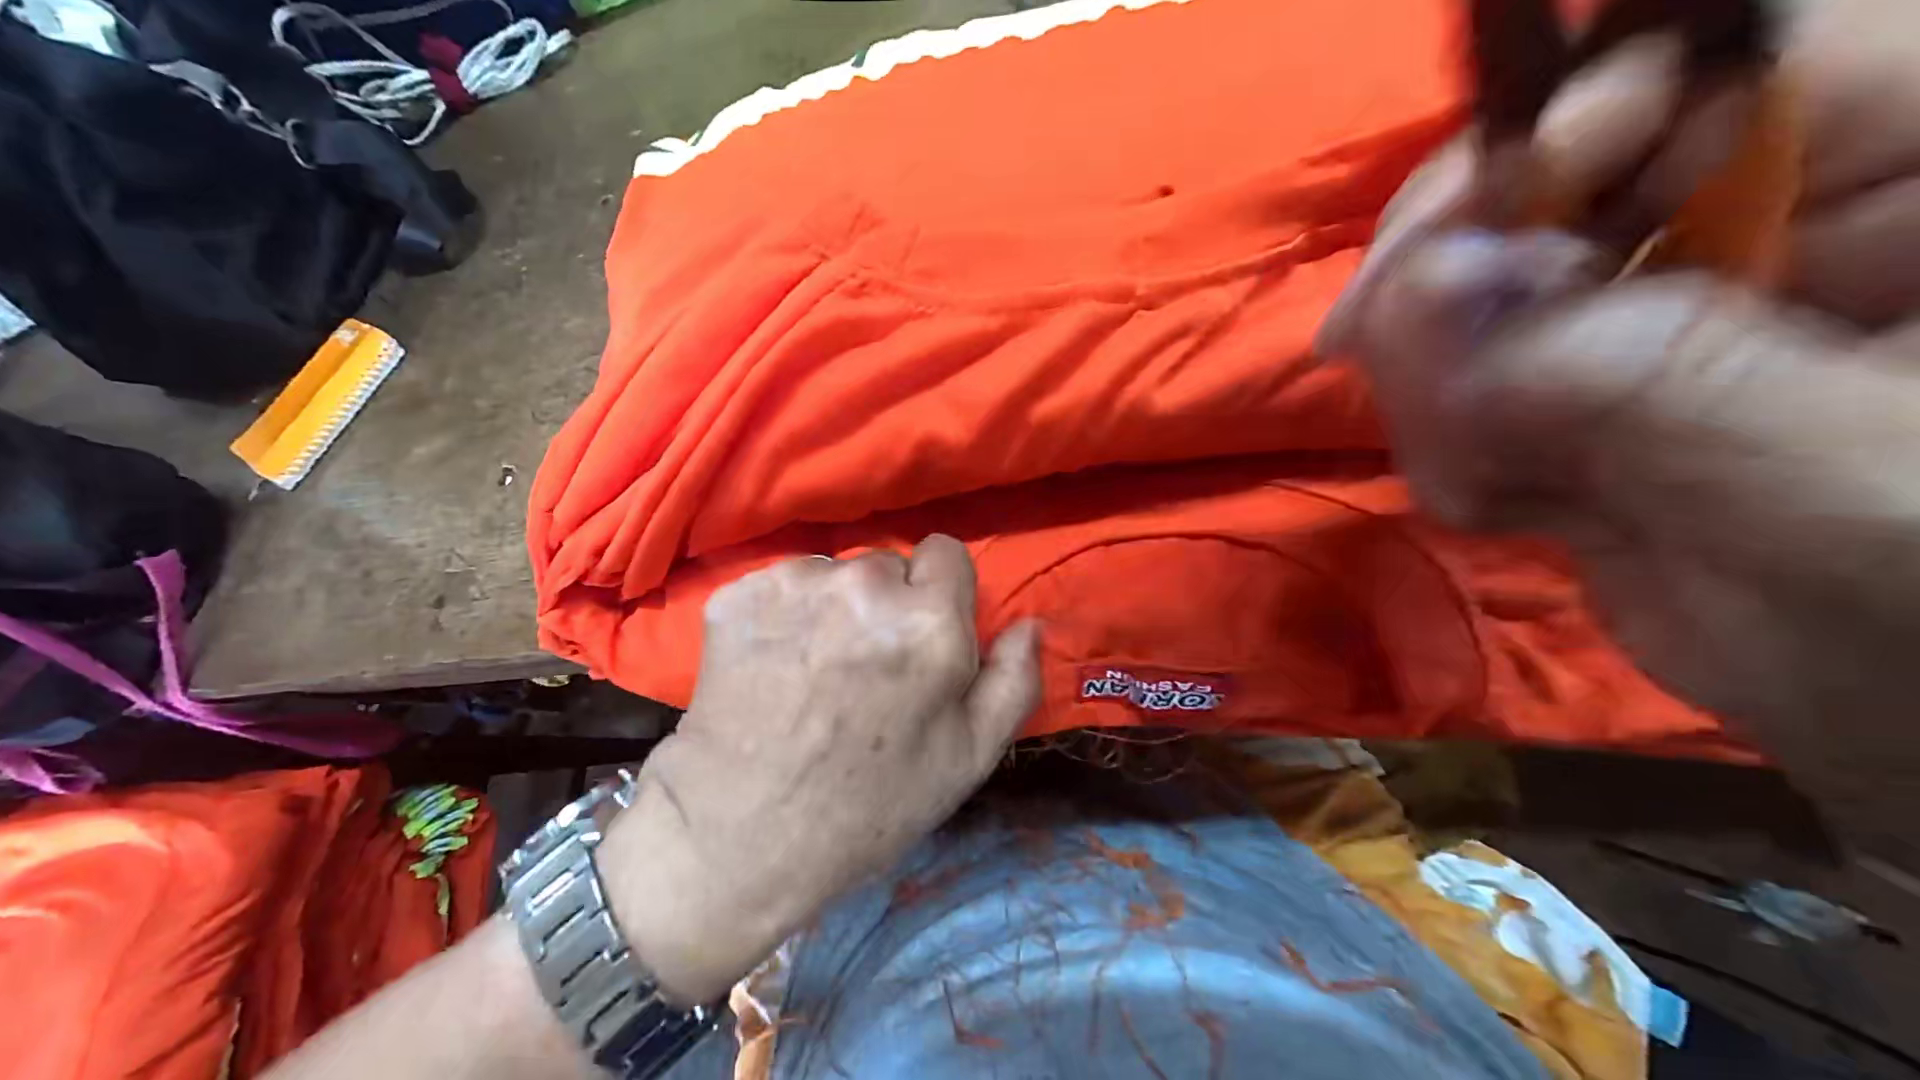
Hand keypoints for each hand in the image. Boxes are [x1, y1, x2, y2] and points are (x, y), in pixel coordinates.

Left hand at [595, 536, 1040, 1004]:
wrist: (737, 838)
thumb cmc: (868, 806)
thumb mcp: (968, 759)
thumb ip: (1013, 681)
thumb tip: (1030, 622)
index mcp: (929, 620)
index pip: (947, 553)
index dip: (941, 596)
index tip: (922, 638)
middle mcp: (862, 583)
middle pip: (888, 565)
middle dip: (888, 604)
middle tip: (867, 667)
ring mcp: (792, 584)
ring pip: (833, 573)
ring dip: (834, 606)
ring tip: (815, 671)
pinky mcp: (737, 594)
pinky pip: (781, 587)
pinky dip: (784, 615)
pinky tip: (774, 666)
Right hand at [1320, 1, 1919, 857]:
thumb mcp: (1856, 506)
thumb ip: (1656, 382)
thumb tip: (1437, 292)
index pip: (1703, 74)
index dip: (1542, 145)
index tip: (1418, 275)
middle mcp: (1781, 216)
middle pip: (1540, 191)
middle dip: (1450, 307)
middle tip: (1431, 418)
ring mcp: (1662, 310)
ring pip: (1467, 303)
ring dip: (1442, 402)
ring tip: (1492, 494)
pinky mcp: (1584, 388)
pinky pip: (1459, 385)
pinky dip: (1449, 449)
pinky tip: (1500, 507)